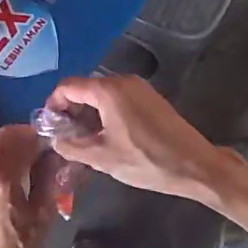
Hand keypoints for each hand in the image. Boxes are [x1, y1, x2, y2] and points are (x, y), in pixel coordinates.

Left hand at [0, 125, 56, 247]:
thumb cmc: (21, 246)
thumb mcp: (43, 214)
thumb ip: (48, 179)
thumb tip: (53, 153)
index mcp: (5, 177)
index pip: (21, 142)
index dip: (38, 136)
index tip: (52, 140)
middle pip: (2, 137)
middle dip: (22, 134)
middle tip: (42, 143)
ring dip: (4, 139)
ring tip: (23, 147)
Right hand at [44, 75, 227, 199]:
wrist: (197, 166)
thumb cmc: (147, 160)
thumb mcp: (102, 158)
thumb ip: (71, 146)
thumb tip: (54, 139)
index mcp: (107, 91)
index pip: (67, 87)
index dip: (53, 104)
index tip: (50, 126)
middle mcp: (122, 81)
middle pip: (84, 88)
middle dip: (70, 110)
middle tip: (66, 136)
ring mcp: (139, 88)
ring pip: (101, 94)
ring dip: (88, 113)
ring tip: (85, 140)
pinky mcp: (150, 98)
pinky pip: (117, 99)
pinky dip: (105, 113)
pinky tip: (107, 136)